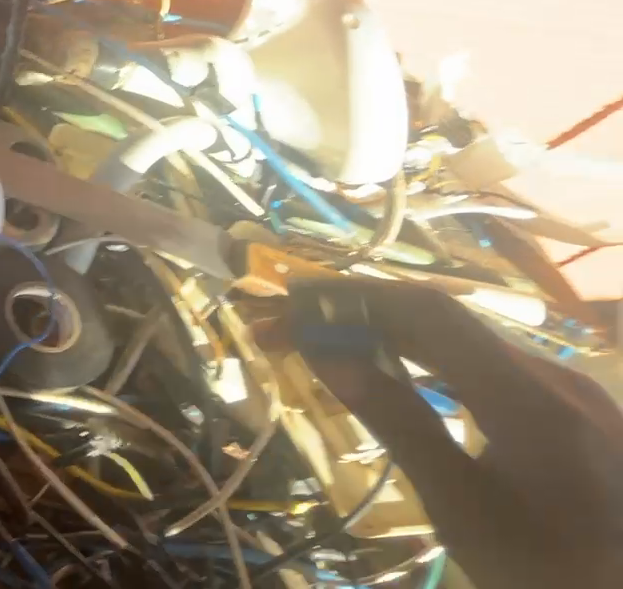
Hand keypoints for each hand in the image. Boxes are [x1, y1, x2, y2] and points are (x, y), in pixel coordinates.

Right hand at [291, 279, 622, 588]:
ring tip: (322, 346)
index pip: (424, 311)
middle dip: (352, 314)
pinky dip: (422, 356)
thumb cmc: (556, 572)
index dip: (347, 296)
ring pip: (460, 339)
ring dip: (382, 333)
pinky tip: (392, 372)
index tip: (283, 306)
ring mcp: (573, 396)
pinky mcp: (576, 416)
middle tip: (283, 329)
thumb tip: (324, 352)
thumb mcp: (465, 509)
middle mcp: (556, 380)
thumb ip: (398, 423)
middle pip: (439, 319)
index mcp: (531, 398)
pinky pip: (485, 364)